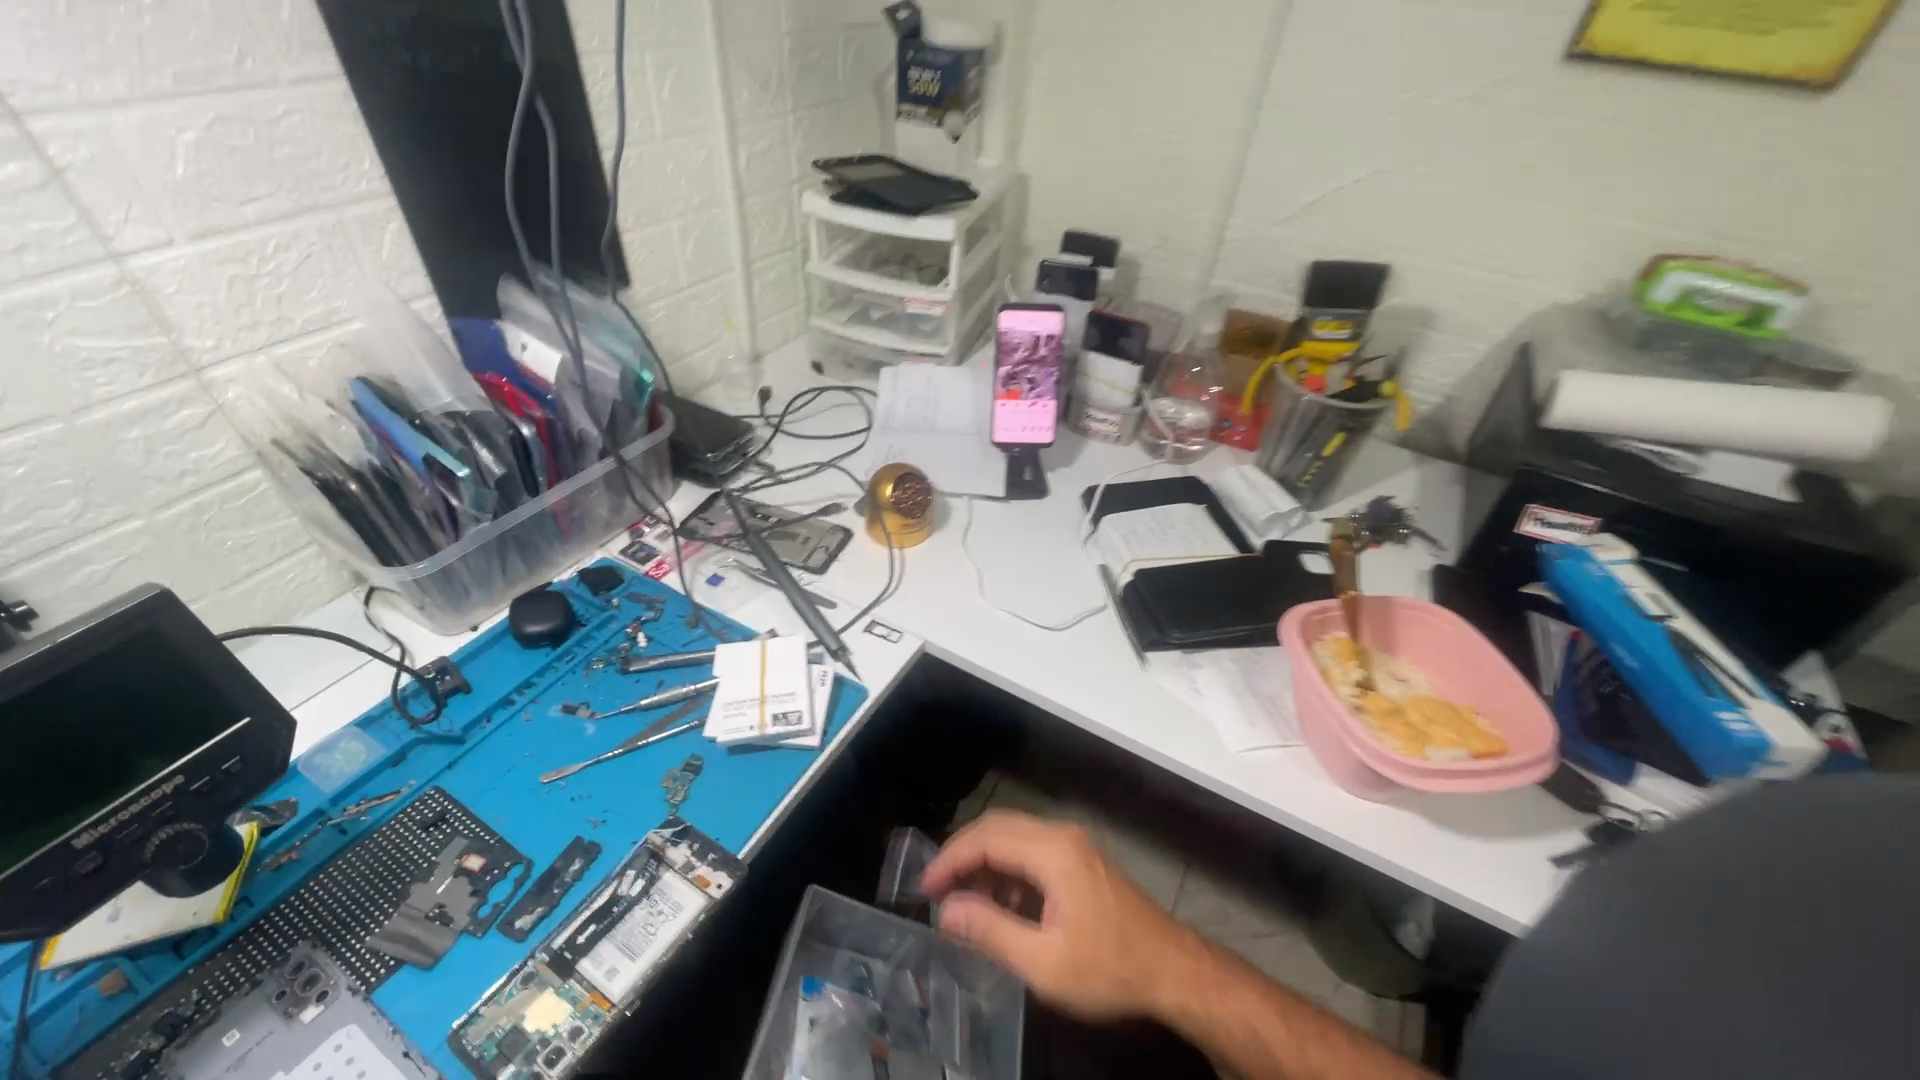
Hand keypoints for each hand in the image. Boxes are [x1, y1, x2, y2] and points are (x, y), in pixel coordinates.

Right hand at [921, 810, 1196, 1022]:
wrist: (1175, 973)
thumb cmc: (1110, 969)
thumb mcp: (1044, 962)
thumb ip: (991, 932)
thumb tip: (946, 911)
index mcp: (1052, 851)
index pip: (985, 839)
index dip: (949, 861)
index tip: (923, 890)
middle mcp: (1062, 836)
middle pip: (998, 828)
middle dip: (962, 856)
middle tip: (936, 892)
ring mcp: (1075, 846)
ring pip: (1014, 839)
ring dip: (985, 865)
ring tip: (965, 905)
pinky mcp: (1082, 862)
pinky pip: (1033, 853)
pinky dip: (1008, 872)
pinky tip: (1003, 908)